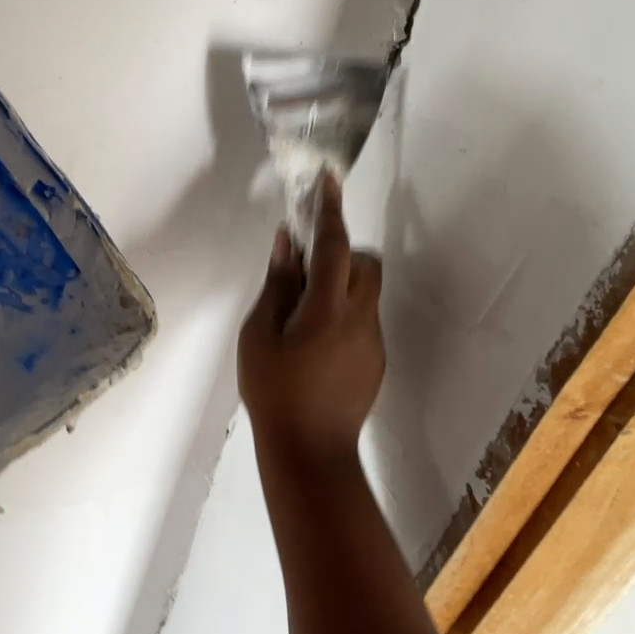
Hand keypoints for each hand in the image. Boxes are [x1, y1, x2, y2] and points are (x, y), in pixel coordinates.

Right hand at [238, 172, 385, 469]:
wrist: (310, 453)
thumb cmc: (273, 390)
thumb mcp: (259, 334)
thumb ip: (278, 284)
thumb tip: (287, 242)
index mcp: (328, 309)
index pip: (334, 246)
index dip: (330, 210)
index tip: (329, 180)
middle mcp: (360, 319)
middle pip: (365, 265)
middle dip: (339, 254)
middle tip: (302, 271)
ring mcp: (373, 342)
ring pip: (365, 292)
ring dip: (339, 285)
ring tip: (300, 315)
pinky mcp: (375, 361)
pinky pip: (361, 319)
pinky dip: (341, 312)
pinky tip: (312, 345)